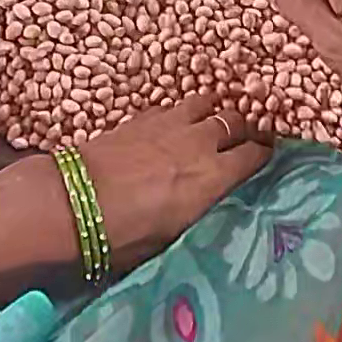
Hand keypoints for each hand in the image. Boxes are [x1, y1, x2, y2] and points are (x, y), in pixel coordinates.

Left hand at [0, 97, 266, 292]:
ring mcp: (170, 124)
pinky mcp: (144, 117)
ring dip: (217, 113)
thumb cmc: (123, 234)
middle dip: (246, 130)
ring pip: (208, 104)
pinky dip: (187, 111)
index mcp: (212, 178)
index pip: (254, 156)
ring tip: (216, 123)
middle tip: (247, 140)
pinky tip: (181, 121)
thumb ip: (202, 212)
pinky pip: (177, 105)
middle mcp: (198, 143)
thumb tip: (214, 204)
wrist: (73, 201)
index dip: (266, 155)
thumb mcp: (173, 237)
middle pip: (236, 122)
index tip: (269, 157)